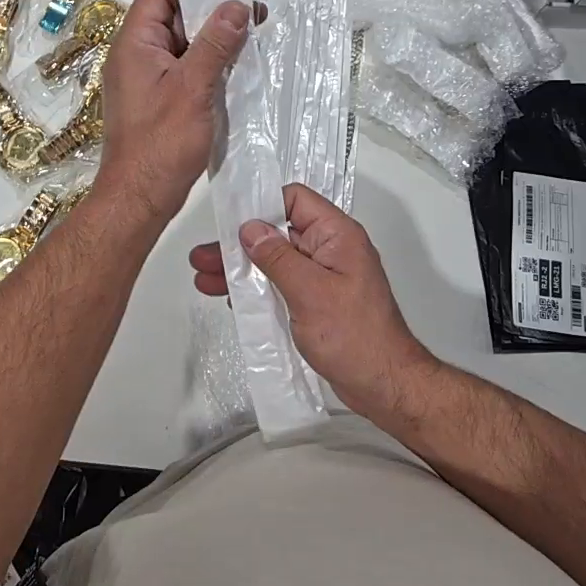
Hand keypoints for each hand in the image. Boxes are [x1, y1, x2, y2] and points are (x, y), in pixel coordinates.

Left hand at [94, 0, 248, 222]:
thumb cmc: (161, 143)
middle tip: (250, 18)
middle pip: (173, 17)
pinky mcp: (159, 101)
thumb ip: (215, 44)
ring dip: (213, 42)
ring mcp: (147, 80)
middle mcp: (136, 56)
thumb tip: (236, 7)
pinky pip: (184, 70)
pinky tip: (235, 72)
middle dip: (211, 14)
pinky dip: (208, 66)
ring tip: (250, 43)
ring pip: (182, 46)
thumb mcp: (193, 87)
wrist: (140, 197)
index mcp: (135, 44)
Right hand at [189, 184, 434, 411]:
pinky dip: (256, 291)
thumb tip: (250, 228)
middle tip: (202, 259)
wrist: (384, 385)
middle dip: (239, 246)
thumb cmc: (352, 335)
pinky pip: (282, 286)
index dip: (261, 206)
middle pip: (278, 234)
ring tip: (203, 281)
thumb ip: (277, 258)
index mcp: (336, 235)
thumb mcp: (309, 292)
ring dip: (242, 270)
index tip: (228, 222)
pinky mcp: (317, 303)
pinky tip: (228, 300)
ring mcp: (324, 277)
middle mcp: (330, 250)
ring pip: (276, 262)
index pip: (295, 200)